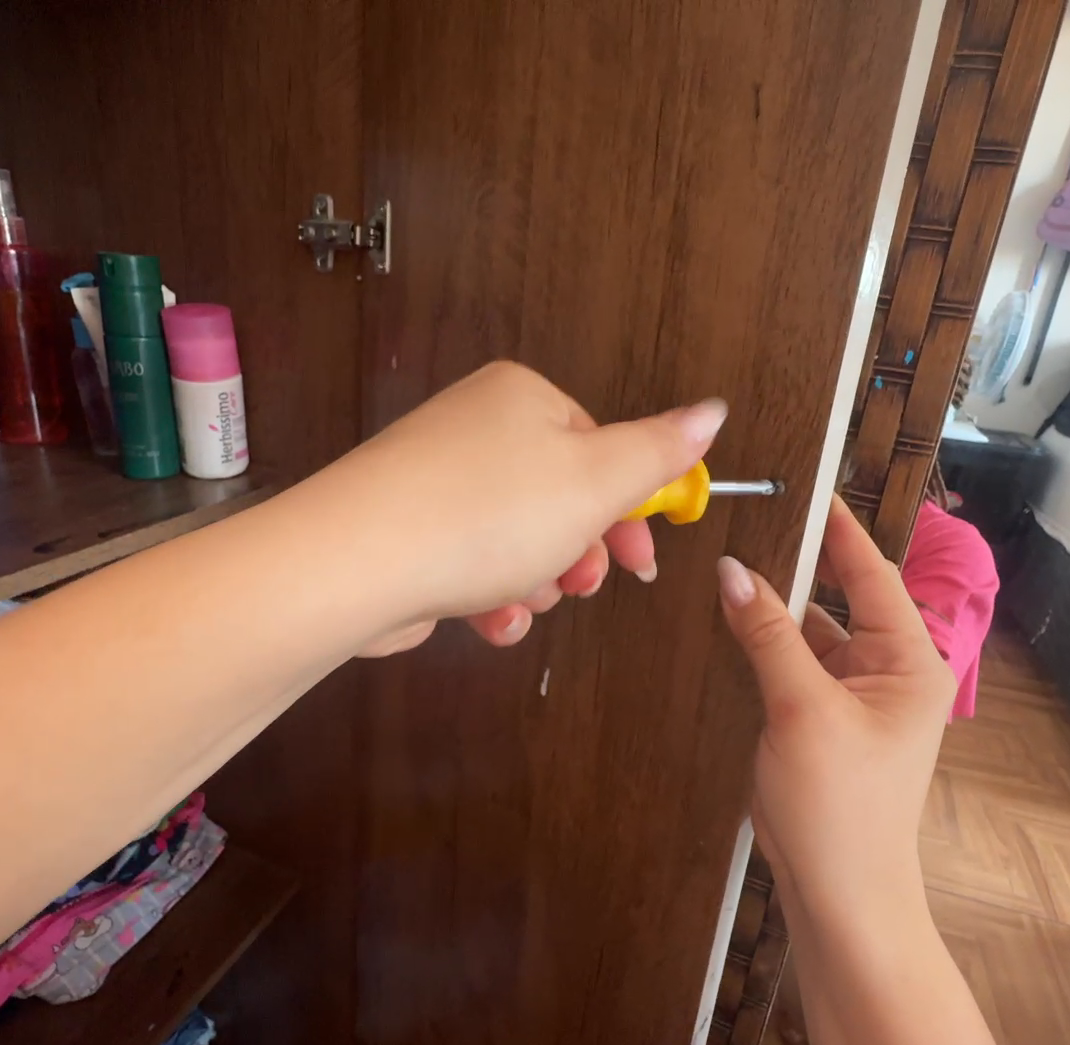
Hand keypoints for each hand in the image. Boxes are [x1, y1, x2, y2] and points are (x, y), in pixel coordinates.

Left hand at [319, 361, 727, 653]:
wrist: (357, 563)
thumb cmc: (490, 515)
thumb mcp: (595, 482)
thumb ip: (659, 450)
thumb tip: (712, 410)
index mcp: (523, 399)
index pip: (600, 448)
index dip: (628, 510)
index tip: (642, 563)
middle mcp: (476, 428)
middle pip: (559, 496)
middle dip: (578, 551)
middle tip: (580, 584)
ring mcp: (435, 479)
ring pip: (517, 537)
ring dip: (535, 580)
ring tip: (523, 600)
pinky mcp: (407, 529)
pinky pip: (469, 559)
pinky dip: (488, 595)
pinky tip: (488, 621)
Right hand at [718, 496, 955, 905]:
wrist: (840, 895)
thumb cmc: (839, 803)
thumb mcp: (802, 708)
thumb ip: (767, 633)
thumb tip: (732, 570)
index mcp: (906, 661)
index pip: (872, 575)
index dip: (839, 530)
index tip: (807, 488)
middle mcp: (887, 671)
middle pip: (838, 600)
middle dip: (798, 566)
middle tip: (751, 522)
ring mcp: (853, 697)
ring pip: (810, 633)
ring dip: (774, 608)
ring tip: (729, 565)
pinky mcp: (822, 719)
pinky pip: (793, 664)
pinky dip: (765, 644)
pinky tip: (730, 622)